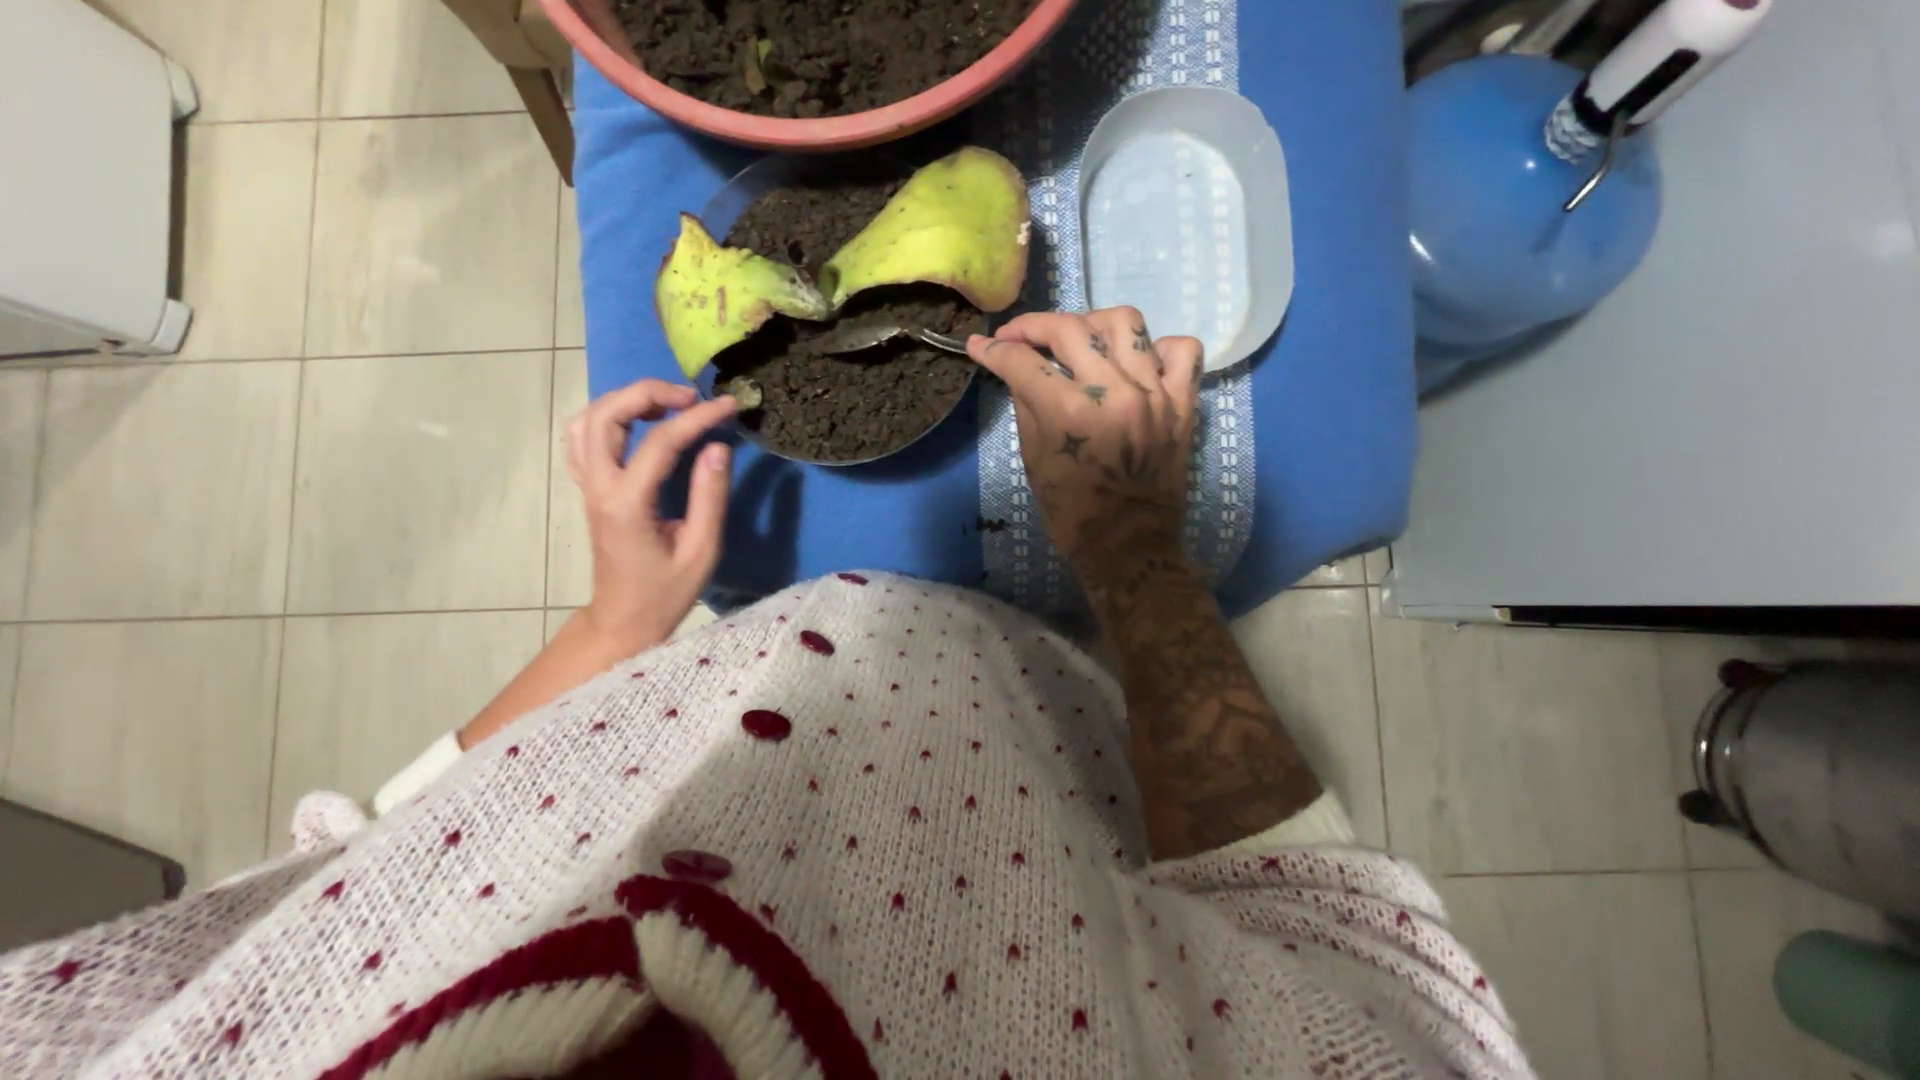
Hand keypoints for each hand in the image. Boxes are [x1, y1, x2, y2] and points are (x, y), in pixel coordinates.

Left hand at [565, 380, 737, 655]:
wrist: (624, 619)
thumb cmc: (666, 592)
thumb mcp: (701, 551)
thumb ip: (709, 497)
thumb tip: (717, 447)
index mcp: (628, 504)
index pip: (661, 442)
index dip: (697, 418)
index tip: (729, 406)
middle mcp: (599, 487)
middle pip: (606, 415)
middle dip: (648, 393)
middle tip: (690, 398)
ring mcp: (588, 486)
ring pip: (588, 420)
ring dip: (625, 401)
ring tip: (667, 404)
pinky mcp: (589, 489)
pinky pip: (583, 438)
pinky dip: (609, 418)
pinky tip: (639, 422)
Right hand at [967, 308, 1203, 585]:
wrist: (1128, 545)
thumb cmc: (1071, 511)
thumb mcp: (1033, 459)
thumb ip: (1026, 404)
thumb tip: (1018, 369)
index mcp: (1069, 412)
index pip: (1023, 361)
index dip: (994, 350)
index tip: (981, 347)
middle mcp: (1113, 392)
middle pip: (1070, 328)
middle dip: (1033, 326)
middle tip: (1019, 338)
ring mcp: (1154, 393)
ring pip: (1126, 322)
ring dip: (1093, 323)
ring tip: (1081, 340)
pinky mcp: (1183, 403)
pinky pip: (1183, 350)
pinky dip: (1160, 347)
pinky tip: (1138, 362)